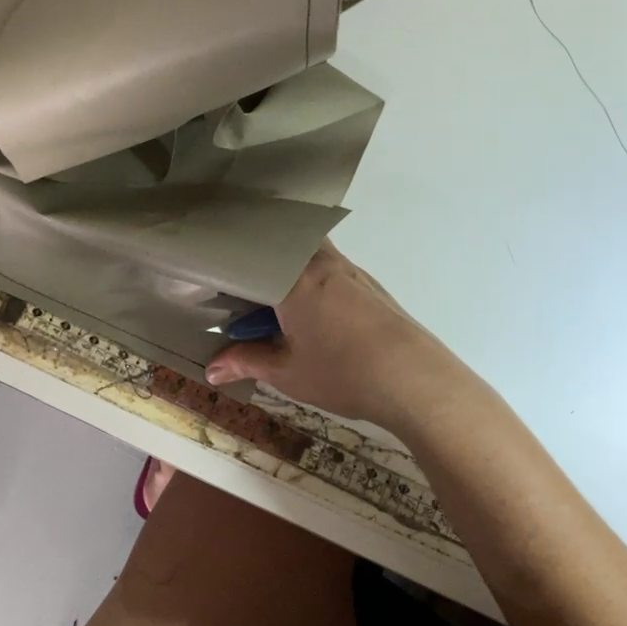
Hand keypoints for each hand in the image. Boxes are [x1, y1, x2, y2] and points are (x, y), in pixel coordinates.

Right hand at [204, 242, 478, 433]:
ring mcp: (349, 271)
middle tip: (237, 284)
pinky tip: (307, 312)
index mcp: (292, 278)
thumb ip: (247, 362)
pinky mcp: (369, 285)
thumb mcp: (287, 373)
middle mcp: (321, 263)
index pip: (249, 255)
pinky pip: (328, 268)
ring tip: (268, 301)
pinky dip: (308, 280)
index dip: (226, 264)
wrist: (418, 381)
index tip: (208, 275)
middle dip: (257, 259)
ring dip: (286, 270)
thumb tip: (211, 370)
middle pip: (280, 243)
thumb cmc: (344, 373)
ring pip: (306, 254)